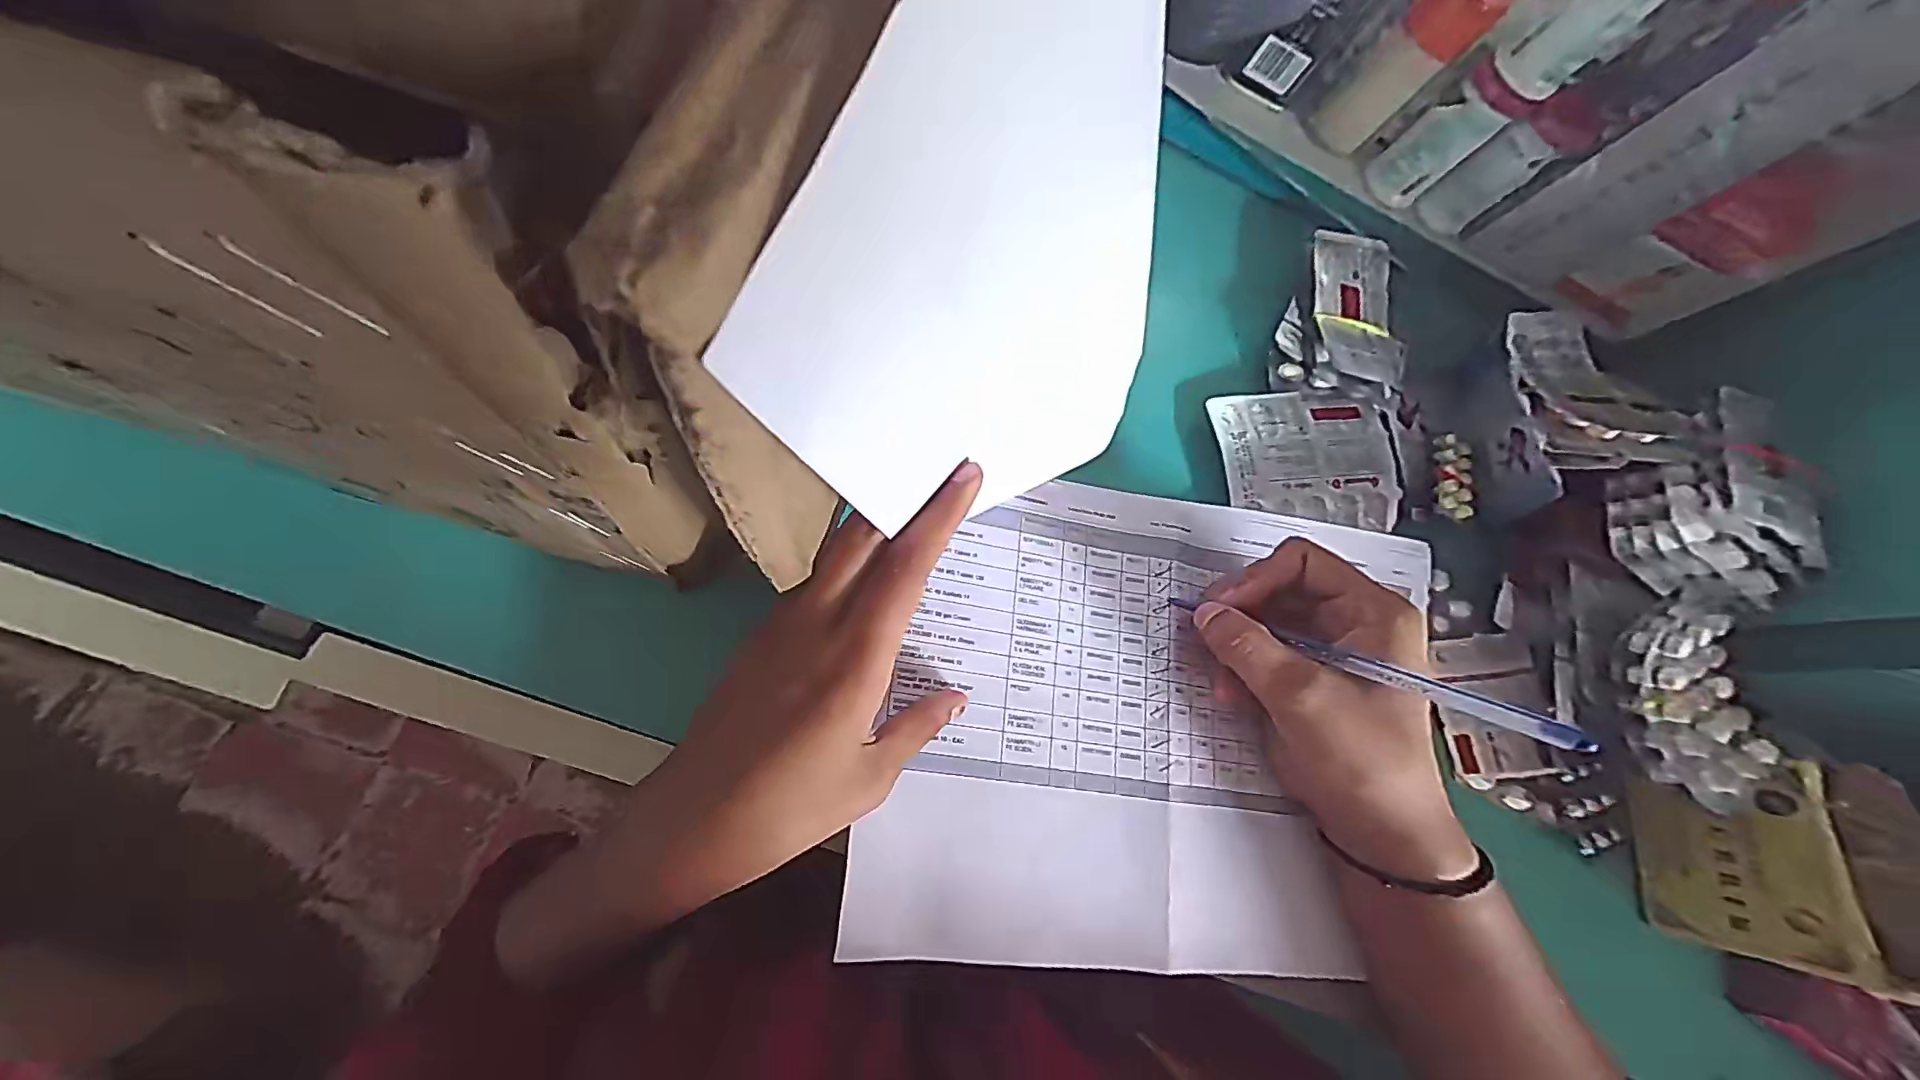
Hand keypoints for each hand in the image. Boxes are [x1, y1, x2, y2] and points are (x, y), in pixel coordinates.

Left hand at [623, 461, 982, 911]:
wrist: (689, 820)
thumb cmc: (787, 810)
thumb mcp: (868, 778)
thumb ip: (916, 727)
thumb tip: (955, 697)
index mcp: (855, 659)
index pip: (905, 569)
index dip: (937, 517)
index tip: (961, 477)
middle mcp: (817, 625)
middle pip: (862, 538)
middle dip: (904, 499)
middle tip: (939, 476)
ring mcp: (781, 624)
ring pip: (835, 553)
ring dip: (873, 527)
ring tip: (907, 518)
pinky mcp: (759, 634)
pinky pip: (813, 583)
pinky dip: (846, 564)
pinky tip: (860, 585)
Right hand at [1192, 538, 1475, 881]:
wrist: (1383, 831)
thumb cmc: (1363, 760)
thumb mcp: (1300, 696)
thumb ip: (1248, 647)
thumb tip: (1206, 613)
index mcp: (1373, 613)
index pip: (1302, 562)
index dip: (1256, 579)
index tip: (1221, 608)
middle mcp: (1354, 623)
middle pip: (1279, 591)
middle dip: (1240, 617)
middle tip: (1208, 638)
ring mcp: (1332, 652)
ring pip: (1267, 623)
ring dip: (1236, 646)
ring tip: (1221, 680)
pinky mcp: (1311, 678)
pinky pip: (1266, 653)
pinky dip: (1242, 667)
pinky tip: (1231, 692)